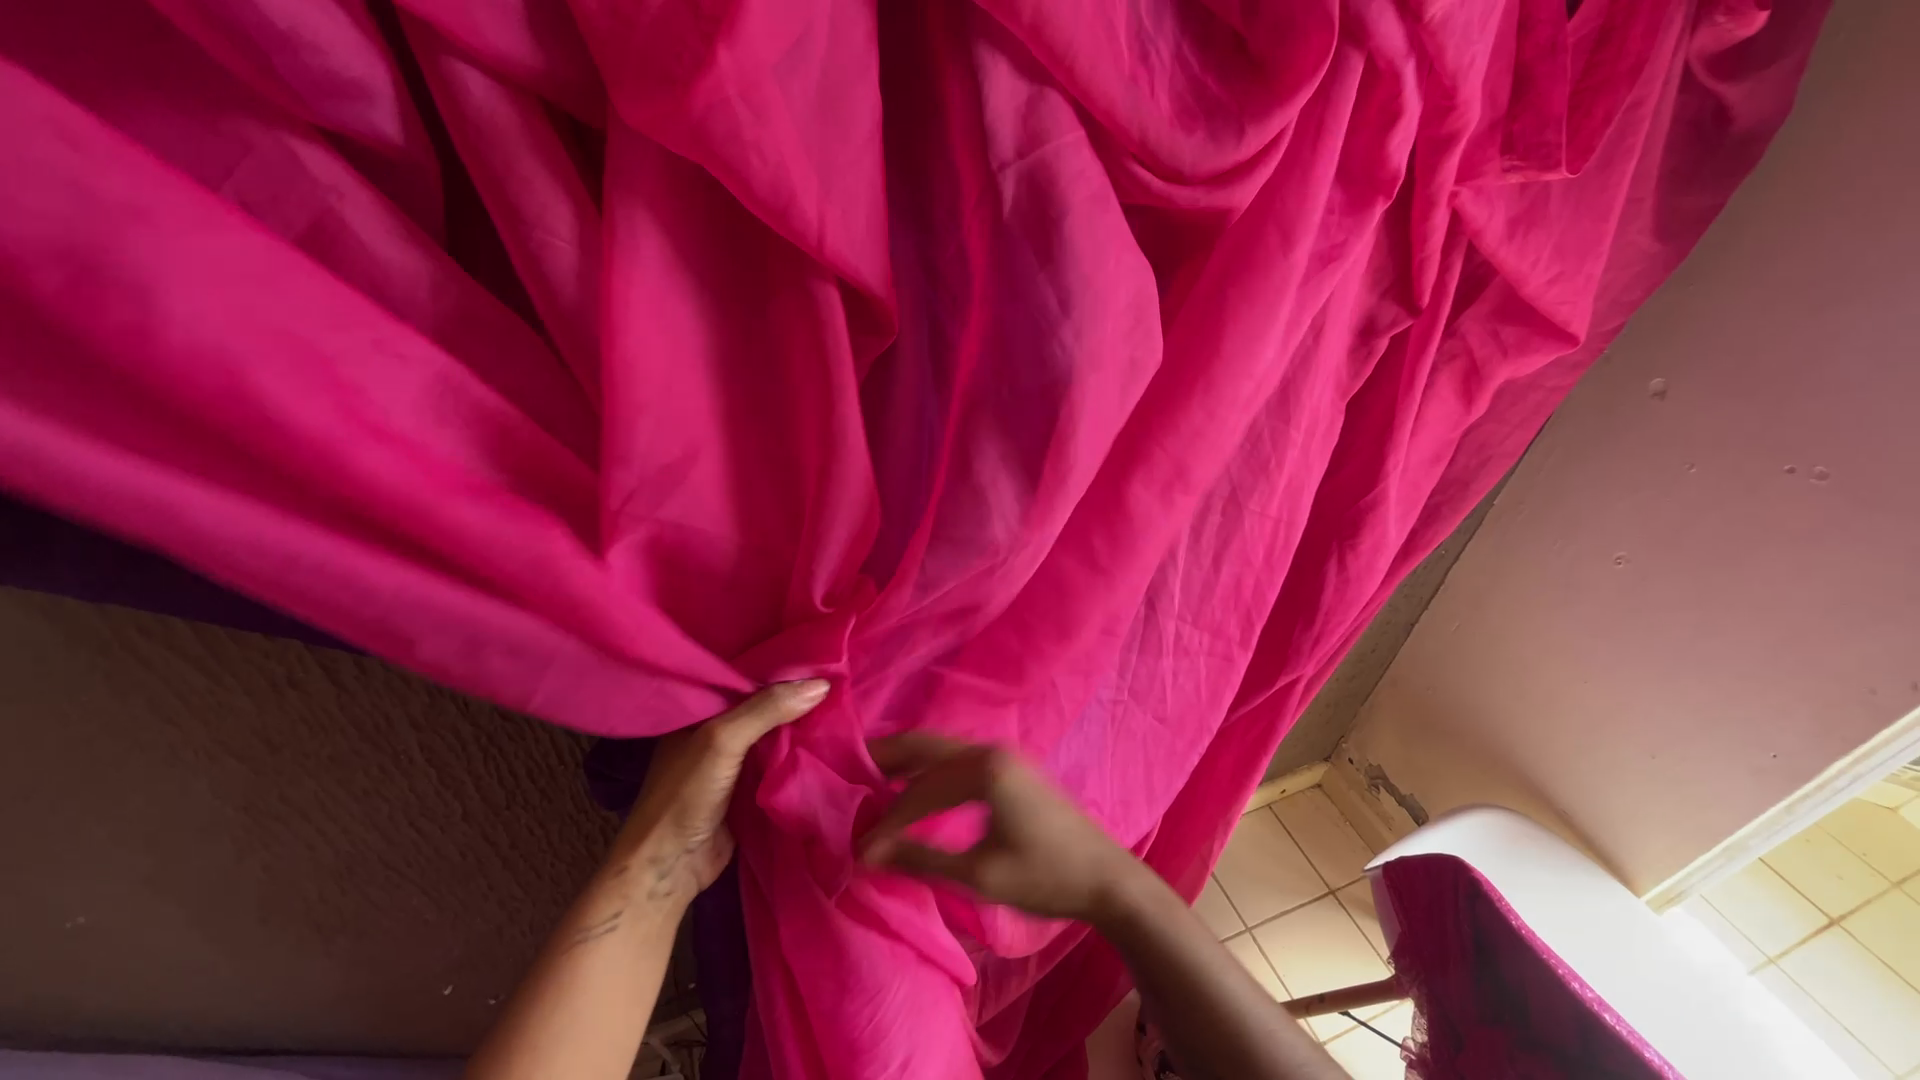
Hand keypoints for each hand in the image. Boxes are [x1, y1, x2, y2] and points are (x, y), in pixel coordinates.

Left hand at [615, 679, 828, 907]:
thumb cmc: (686, 795)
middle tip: (845, 674)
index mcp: (701, 710)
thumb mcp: (723, 740)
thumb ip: (767, 710)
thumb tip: (823, 684)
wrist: (671, 867)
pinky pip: (783, 763)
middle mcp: (718, 730)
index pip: (746, 676)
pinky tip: (834, 740)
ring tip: (848, 700)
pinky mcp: (751, 789)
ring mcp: (736, 762)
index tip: (823, 651)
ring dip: (805, 725)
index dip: (781, 664)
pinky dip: (804, 755)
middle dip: (798, 694)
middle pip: (766, 705)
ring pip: (777, 734)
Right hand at [857, 734, 1141, 921]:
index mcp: (983, 771)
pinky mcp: (1008, 767)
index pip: (916, 791)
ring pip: (938, 749)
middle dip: (882, 761)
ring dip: (903, 764)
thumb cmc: (1045, 878)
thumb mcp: (979, 876)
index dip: (883, 821)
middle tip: (842, 779)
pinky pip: (954, 758)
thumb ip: (920, 859)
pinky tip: (911, 790)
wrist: (1107, 879)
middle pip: (921, 746)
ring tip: (868, 784)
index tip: (857, 848)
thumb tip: (867, 854)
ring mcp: (1001, 755)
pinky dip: (926, 769)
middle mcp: (989, 751)